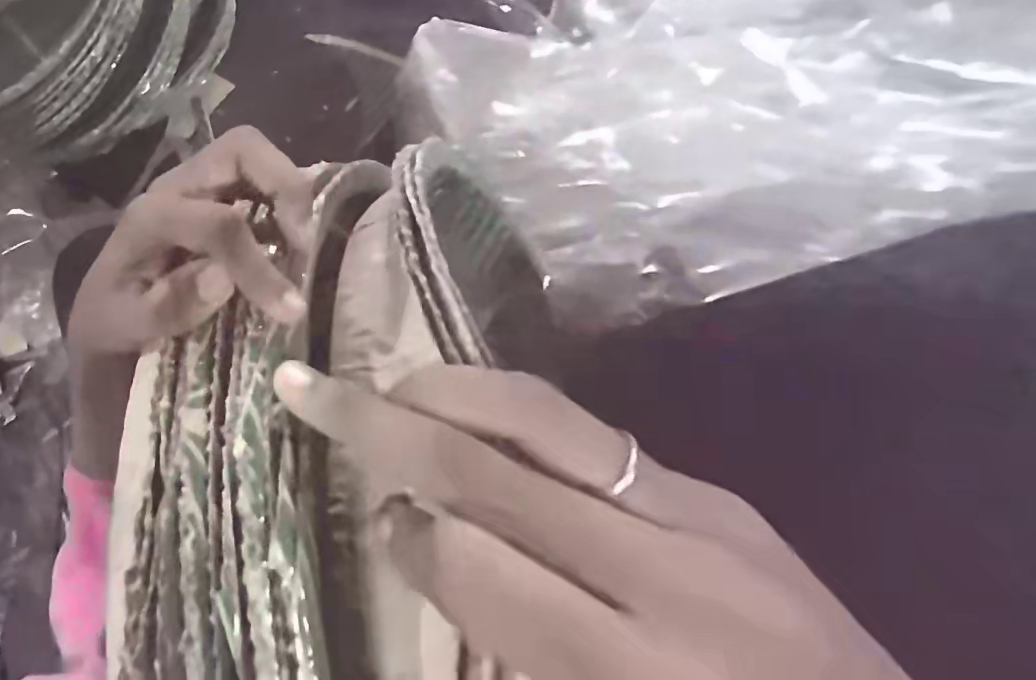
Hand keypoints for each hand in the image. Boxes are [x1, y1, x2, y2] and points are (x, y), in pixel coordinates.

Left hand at [70, 126, 312, 358]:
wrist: (105, 306)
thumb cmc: (115, 318)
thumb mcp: (128, 326)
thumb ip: (169, 306)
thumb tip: (222, 278)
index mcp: (151, 218)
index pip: (218, 224)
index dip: (257, 263)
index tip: (290, 306)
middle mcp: (175, 186)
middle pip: (240, 148)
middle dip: (284, 184)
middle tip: (304, 237)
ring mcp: (198, 182)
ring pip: (254, 153)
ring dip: (289, 188)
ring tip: (304, 239)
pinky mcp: (215, 191)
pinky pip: (259, 174)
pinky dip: (284, 196)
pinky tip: (292, 236)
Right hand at [274, 362, 912, 679]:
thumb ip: (502, 639)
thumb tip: (414, 536)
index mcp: (640, 678)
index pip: (481, 567)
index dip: (407, 531)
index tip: (373, 516)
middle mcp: (672, 582)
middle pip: (490, 466)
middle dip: (383, 420)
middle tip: (314, 388)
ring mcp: (705, 519)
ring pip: (536, 414)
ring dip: (444, 390)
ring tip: (387, 386)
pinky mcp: (721, 496)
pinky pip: (584, 430)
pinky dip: (509, 413)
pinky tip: (476, 416)